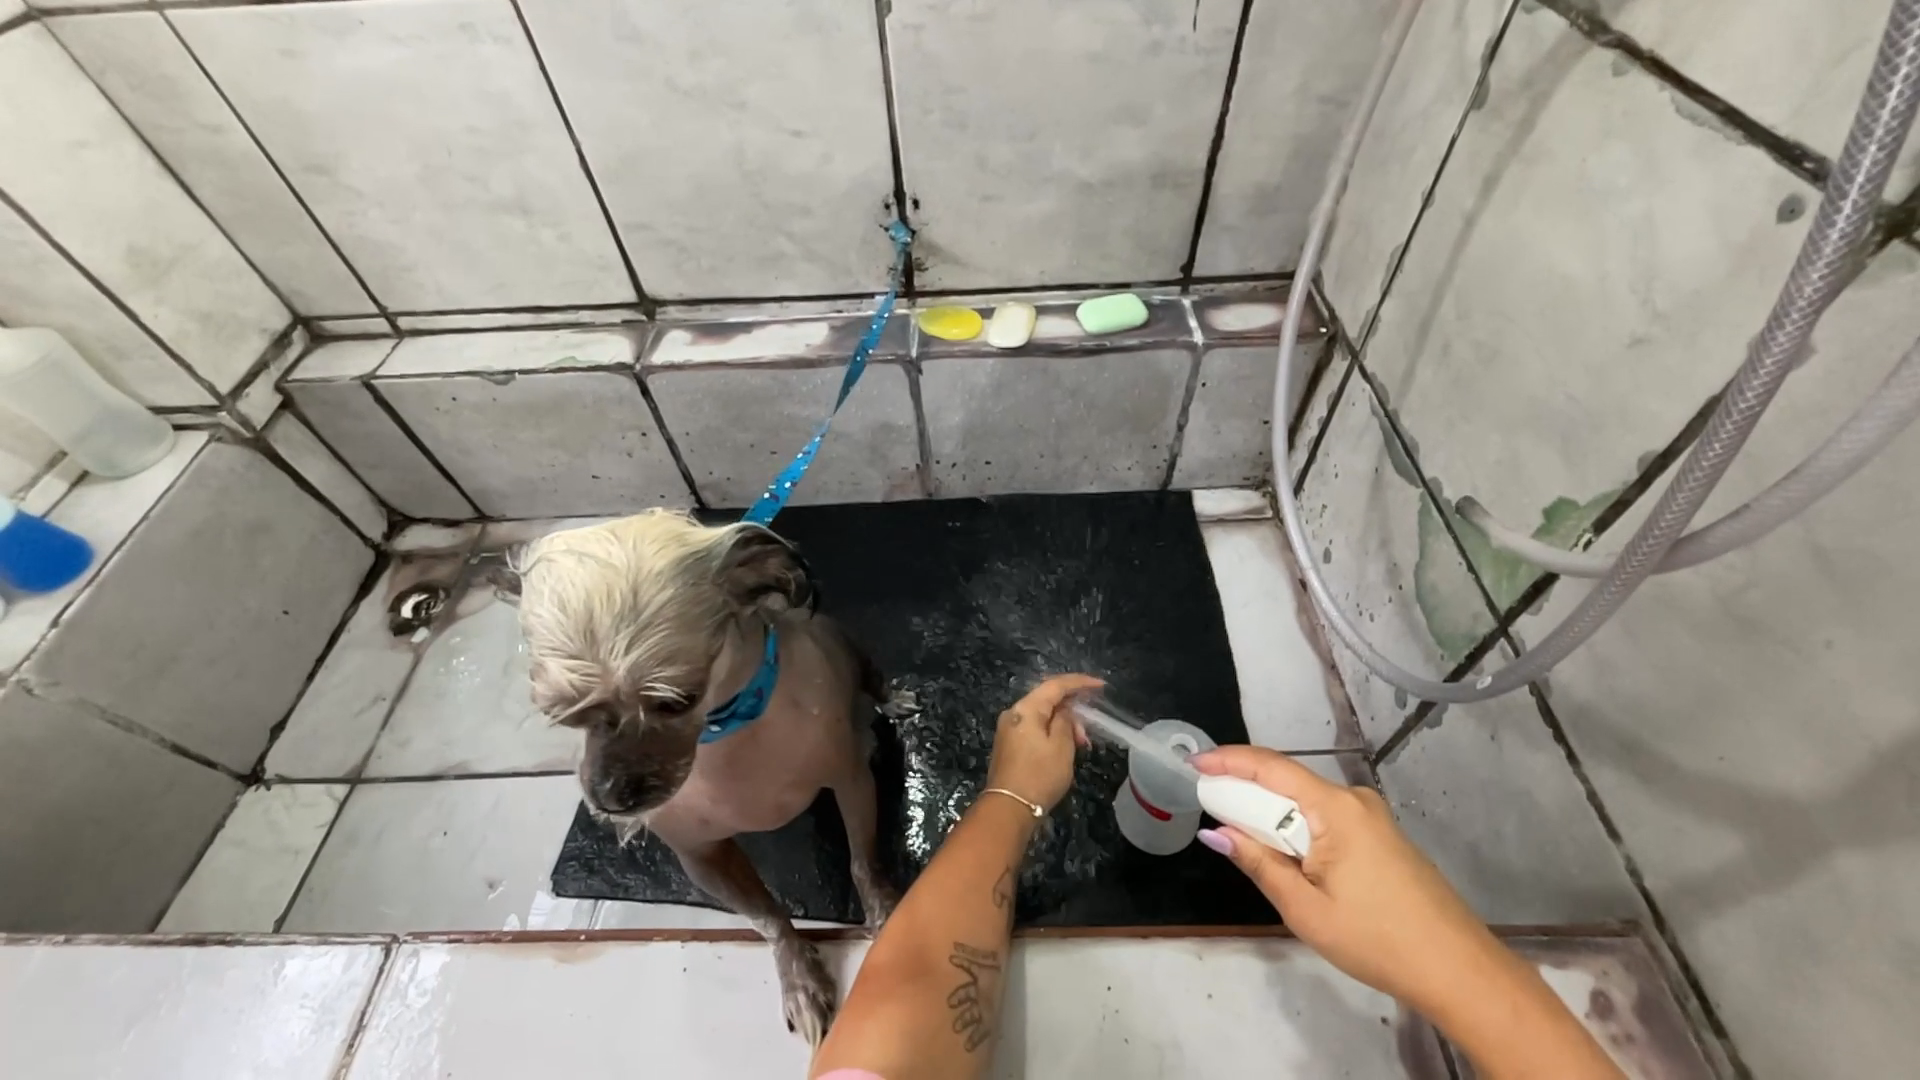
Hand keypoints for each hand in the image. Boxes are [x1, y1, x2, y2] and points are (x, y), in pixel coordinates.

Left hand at [984, 674, 1102, 811]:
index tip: (1101, 686)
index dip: (1080, 682)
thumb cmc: (1039, 775)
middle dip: (1073, 708)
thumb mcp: (1061, 747)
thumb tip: (1065, 711)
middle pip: (1046, 699)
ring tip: (1082, 744)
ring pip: (1041, 716)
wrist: (1009, 808)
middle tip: (1090, 728)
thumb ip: (1066, 721)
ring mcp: (1009, 730)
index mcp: (1026, 709)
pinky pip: (1035, 729)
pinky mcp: (1009, 746)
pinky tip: (1066, 747)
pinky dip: (1052, 733)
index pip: (1055, 685)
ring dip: (1064, 724)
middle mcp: (1013, 713)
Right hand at [1192, 745, 1504, 1011]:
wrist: (1460, 971)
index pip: (1270, 767)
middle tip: (1208, 807)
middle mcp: (1353, 800)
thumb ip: (1257, 862)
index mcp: (1335, 809)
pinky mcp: (1380, 836)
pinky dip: (1295, 827)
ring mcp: (1371, 817)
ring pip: (1304, 802)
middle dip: (1244, 790)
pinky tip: (1285, 854)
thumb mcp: (1304, 908)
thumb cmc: (1376, 939)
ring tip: (1242, 838)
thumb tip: (1216, 833)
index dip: (1227, 761)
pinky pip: (1324, 818)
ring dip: (1270, 813)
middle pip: (1286, 781)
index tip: (1192, 764)